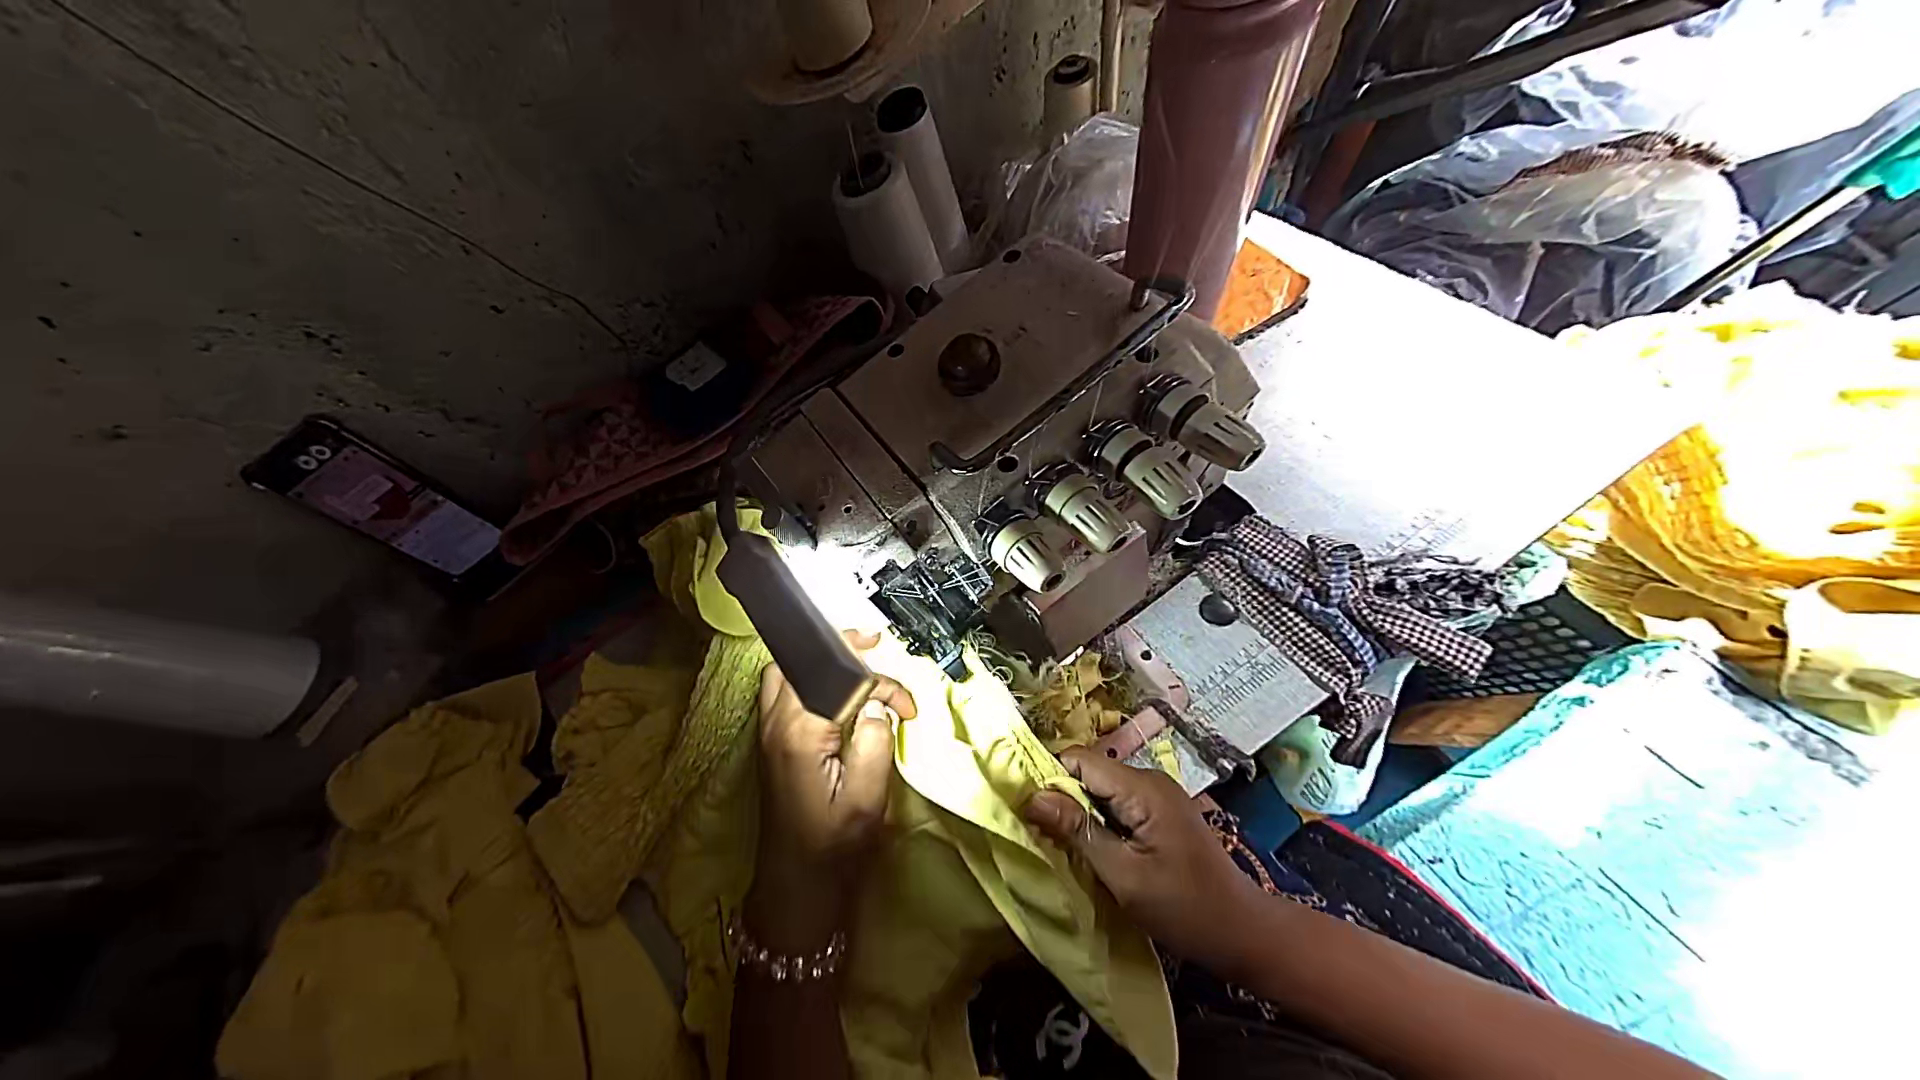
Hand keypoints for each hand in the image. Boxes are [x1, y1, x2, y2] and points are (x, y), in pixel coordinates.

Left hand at [749, 630, 915, 950]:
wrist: (793, 885)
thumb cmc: (832, 846)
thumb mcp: (865, 802)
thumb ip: (875, 744)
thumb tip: (879, 706)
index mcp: (801, 733)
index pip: (845, 682)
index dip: (883, 686)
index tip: (908, 709)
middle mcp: (776, 723)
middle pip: (805, 661)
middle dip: (842, 647)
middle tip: (874, 646)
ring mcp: (766, 730)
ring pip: (785, 670)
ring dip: (818, 658)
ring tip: (852, 658)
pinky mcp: (768, 740)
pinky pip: (779, 687)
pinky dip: (804, 674)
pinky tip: (828, 686)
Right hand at [1022, 747, 1268, 978]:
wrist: (1244, 931)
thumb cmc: (1184, 908)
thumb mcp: (1124, 876)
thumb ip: (1079, 832)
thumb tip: (1032, 796)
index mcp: (1142, 788)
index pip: (1079, 760)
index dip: (1049, 778)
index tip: (1027, 809)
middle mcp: (1149, 779)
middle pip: (1089, 772)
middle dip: (1063, 798)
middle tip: (1043, 834)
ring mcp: (1157, 794)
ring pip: (1101, 788)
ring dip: (1080, 812)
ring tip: (1064, 844)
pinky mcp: (1160, 811)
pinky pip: (1118, 803)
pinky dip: (1100, 821)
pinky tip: (1094, 849)